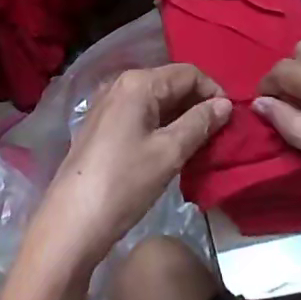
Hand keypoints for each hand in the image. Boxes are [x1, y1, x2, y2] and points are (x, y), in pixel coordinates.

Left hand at [36, 65, 231, 265]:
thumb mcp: (169, 152)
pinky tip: (173, 150)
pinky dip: (162, 126)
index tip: (230, 119)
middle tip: (219, 134)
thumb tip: (225, 104)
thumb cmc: (123, 184)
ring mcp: (108, 106)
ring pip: (157, 101)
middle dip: (198, 104)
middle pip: (171, 84)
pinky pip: (141, 115)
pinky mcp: (101, 127)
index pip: (188, 73)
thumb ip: (200, 123)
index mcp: (138, 82)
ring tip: (201, 144)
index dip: (213, 92)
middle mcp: (121, 84)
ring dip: (181, 117)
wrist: (70, 226)